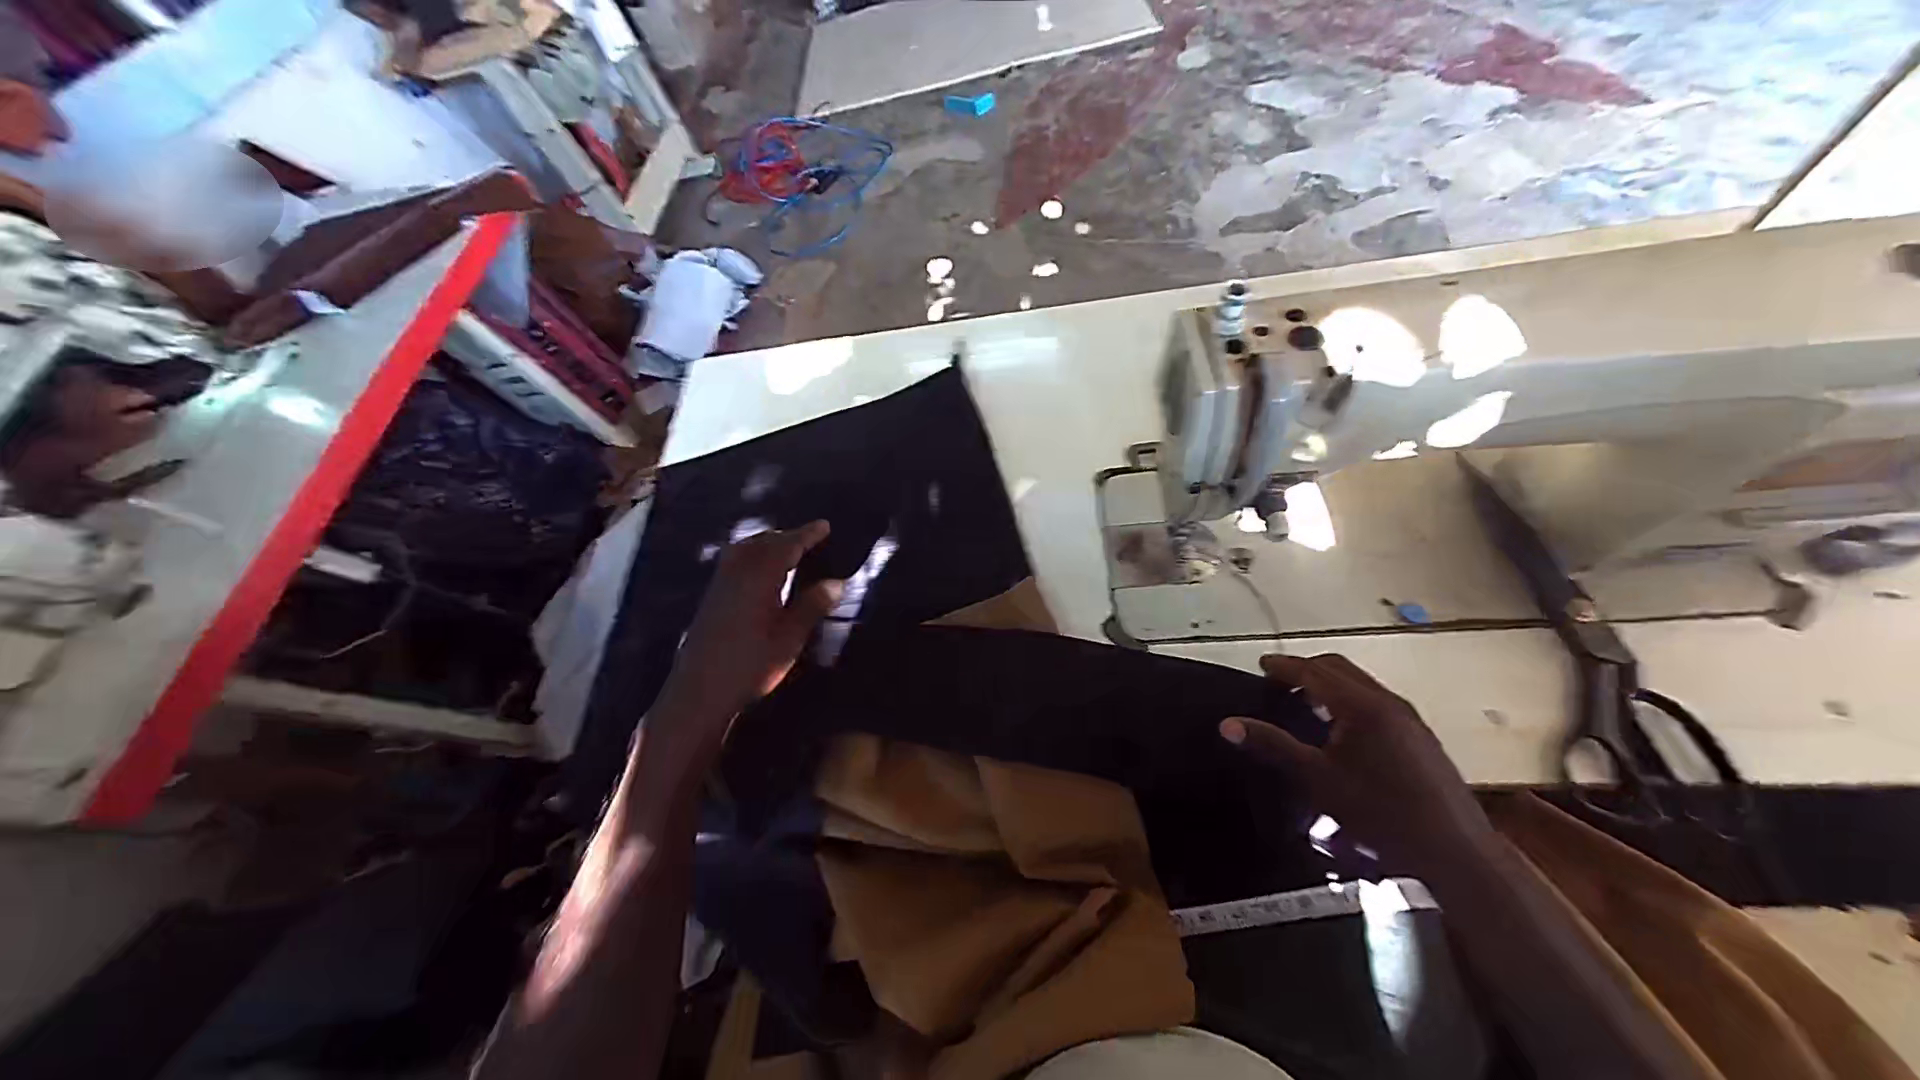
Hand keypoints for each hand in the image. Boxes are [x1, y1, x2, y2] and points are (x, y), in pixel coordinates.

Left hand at [657, 521, 842, 737]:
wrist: (699, 691)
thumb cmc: (750, 666)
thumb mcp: (789, 638)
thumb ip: (811, 606)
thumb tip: (836, 582)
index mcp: (759, 577)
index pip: (786, 546)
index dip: (807, 534)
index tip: (824, 525)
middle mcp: (736, 573)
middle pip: (763, 542)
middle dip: (787, 536)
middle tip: (809, 538)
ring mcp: (719, 584)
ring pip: (745, 549)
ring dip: (767, 543)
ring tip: (787, 549)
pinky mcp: (711, 597)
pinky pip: (735, 560)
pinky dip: (753, 554)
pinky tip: (761, 571)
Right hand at [1220, 654, 1494, 870]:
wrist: (1455, 852)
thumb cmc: (1380, 812)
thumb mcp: (1316, 779)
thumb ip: (1272, 746)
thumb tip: (1228, 724)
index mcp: (1360, 705)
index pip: (1313, 671)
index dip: (1283, 667)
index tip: (1261, 666)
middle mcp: (1387, 702)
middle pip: (1338, 669)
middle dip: (1305, 671)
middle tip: (1278, 684)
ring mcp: (1409, 719)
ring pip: (1360, 684)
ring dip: (1328, 686)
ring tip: (1304, 705)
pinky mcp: (1420, 738)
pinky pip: (1376, 702)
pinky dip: (1349, 701)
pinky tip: (1340, 731)